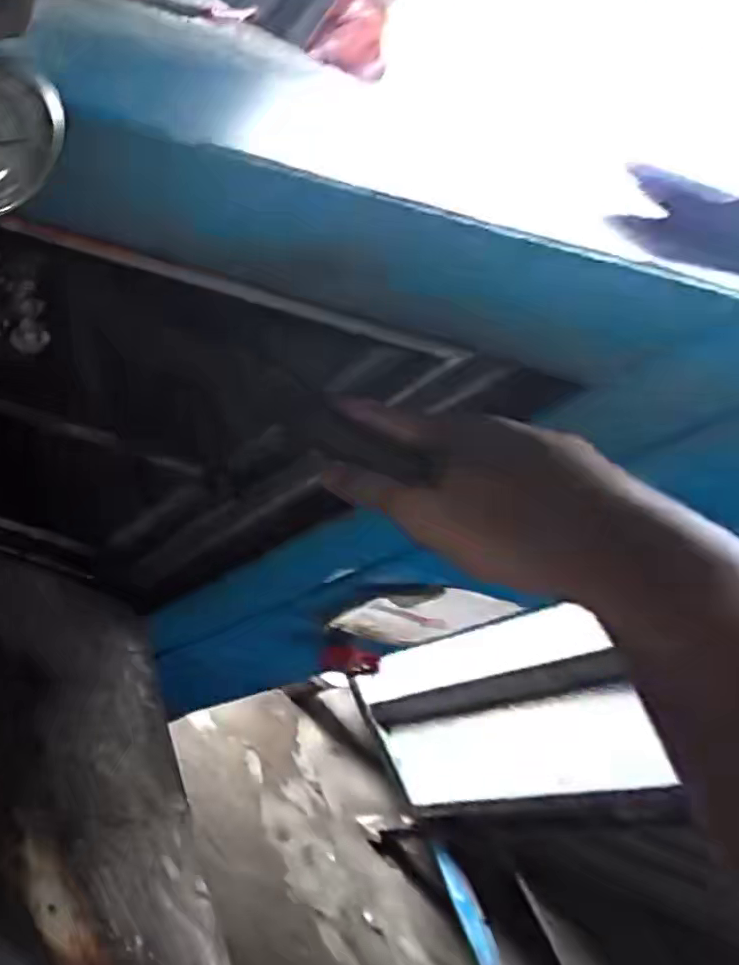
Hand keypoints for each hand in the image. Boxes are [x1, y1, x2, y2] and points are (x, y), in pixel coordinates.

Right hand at [319, 401, 700, 603]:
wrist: (638, 561)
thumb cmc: (509, 533)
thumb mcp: (423, 516)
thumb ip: (373, 490)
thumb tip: (325, 468)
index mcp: (457, 433)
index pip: (390, 418)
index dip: (356, 413)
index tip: (330, 403)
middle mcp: (502, 428)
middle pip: (438, 434)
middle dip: (408, 448)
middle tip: (384, 471)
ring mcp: (551, 447)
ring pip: (482, 452)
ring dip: (455, 467)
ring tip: (443, 497)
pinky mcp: (587, 472)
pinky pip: (520, 469)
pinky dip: (497, 481)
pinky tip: (500, 509)